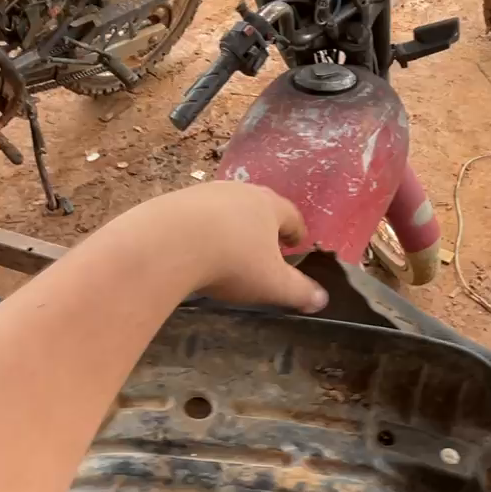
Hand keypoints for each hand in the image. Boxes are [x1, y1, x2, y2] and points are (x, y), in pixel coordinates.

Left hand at [109, 181, 327, 311]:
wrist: (168, 244)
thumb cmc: (232, 262)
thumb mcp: (272, 284)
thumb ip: (299, 292)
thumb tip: (322, 300)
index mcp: (269, 206)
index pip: (292, 215)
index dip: (296, 232)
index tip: (297, 244)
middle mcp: (239, 192)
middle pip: (258, 206)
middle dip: (263, 226)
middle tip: (265, 246)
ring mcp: (204, 194)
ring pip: (226, 209)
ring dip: (231, 226)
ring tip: (229, 248)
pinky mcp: (174, 203)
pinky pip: (196, 217)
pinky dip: (201, 231)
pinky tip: (195, 249)